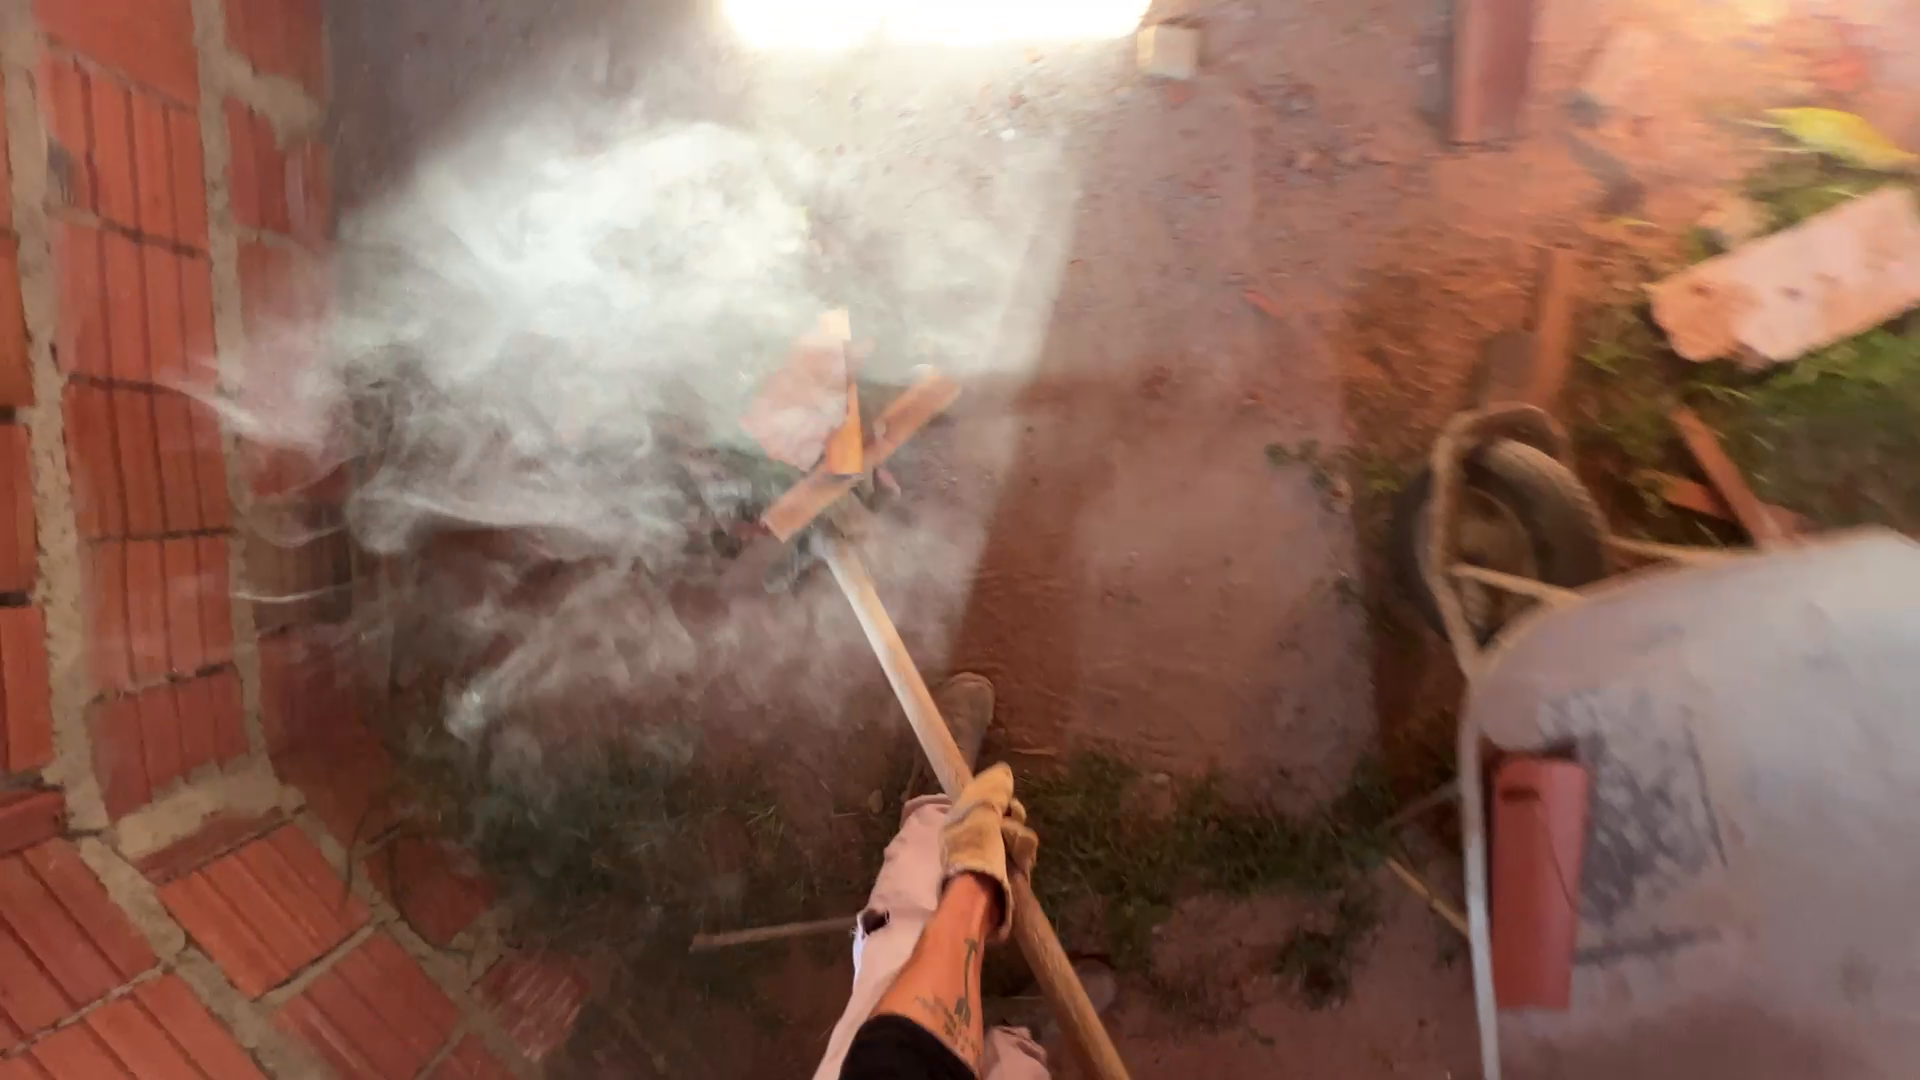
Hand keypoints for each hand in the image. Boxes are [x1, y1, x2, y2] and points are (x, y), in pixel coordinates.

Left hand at [940, 764, 1038, 941]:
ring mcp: (995, 853)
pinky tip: (1017, 865)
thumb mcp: (981, 811)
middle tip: (1006, 830)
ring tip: (1010, 853)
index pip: (988, 796)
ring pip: (1021, 833)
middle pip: (1010, 813)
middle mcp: (978, 834)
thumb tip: (1003, 769)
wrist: (980, 896)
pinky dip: (1023, 856)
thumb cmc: (976, 849)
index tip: (1005, 804)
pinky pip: (1025, 853)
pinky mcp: (1010, 871)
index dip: (1000, 797)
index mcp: (963, 819)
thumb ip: (993, 790)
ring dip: (1019, 841)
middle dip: (1014, 820)